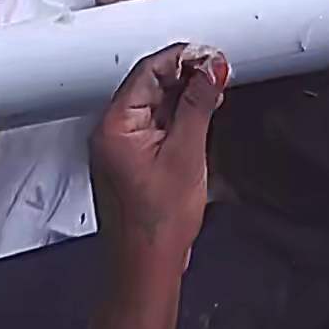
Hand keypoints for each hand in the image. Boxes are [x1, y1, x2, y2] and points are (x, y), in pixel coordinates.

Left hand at [89, 44, 229, 269]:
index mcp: (115, 124)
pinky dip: (178, 112)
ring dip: (184, 92)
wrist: (146, 272)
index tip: (209, 56)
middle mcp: (112, 130)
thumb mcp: (186, 153)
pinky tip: (200, 112)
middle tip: (217, 70)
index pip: (148, 70)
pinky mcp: (133, 155)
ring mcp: (121, 144)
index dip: (181, 58)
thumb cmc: (156, 227)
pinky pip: (156, 119)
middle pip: (150, 82)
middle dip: (185, 73)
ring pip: (155, 100)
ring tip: (214, 89)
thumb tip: (211, 69)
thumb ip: (198, 104)